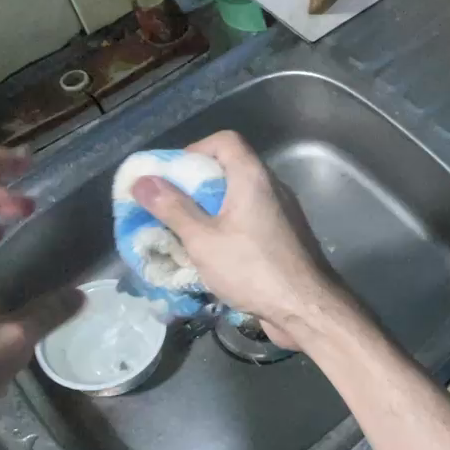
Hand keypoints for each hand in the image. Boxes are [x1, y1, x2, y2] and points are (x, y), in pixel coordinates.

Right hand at [130, 131, 348, 349]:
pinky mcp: (285, 239)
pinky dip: (228, 230)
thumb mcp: (202, 239)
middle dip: (195, 186)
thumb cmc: (253, 269)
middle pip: (230, 170)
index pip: (225, 141)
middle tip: (169, 208)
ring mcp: (282, 214)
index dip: (195, 150)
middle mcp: (272, 188)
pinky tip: (211, 255)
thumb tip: (143, 180)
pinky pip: (251, 222)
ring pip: (239, 200)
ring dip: (210, 212)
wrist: (306, 307)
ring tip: (183, 233)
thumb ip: (172, 208)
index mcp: (254, 178)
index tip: (171, 176)